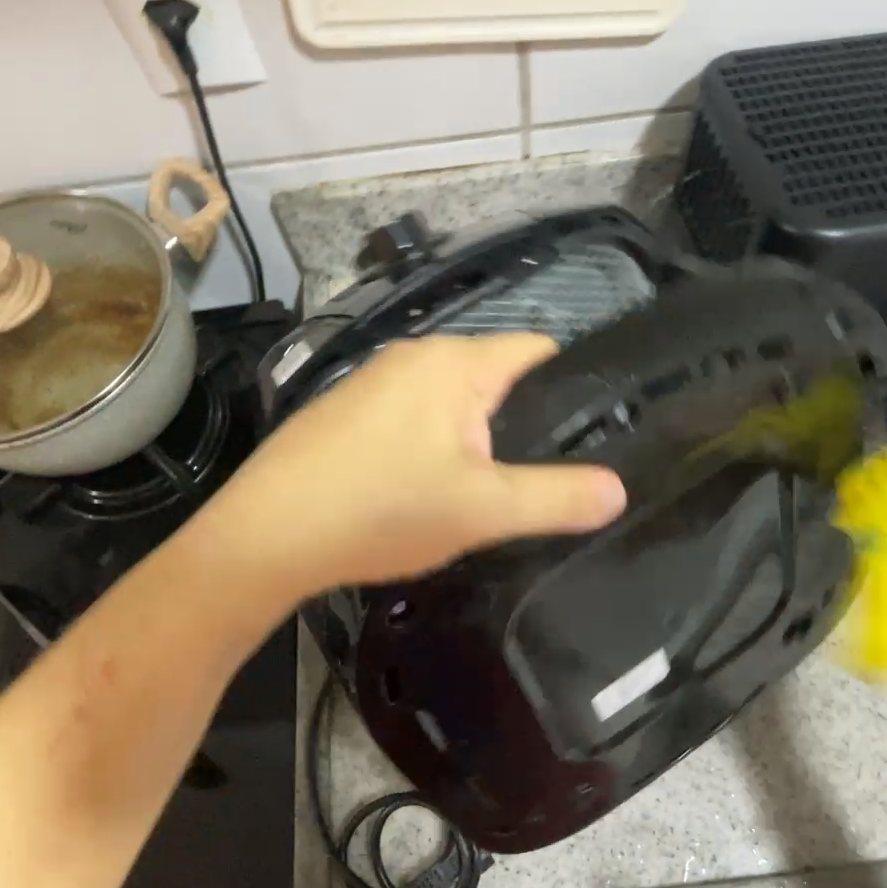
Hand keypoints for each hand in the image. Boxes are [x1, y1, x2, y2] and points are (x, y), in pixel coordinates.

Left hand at [199, 333, 626, 598]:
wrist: (267, 536)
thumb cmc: (381, 510)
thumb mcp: (483, 511)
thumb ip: (557, 498)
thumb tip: (619, 490)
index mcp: (456, 363)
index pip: (540, 351)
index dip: (575, 386)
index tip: (595, 434)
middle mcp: (415, 356)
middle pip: (497, 377)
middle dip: (522, 423)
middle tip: (539, 481)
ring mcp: (374, 381)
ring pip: (452, 402)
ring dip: (475, 440)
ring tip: (485, 494)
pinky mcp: (346, 411)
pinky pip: (413, 417)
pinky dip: (431, 446)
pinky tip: (422, 492)